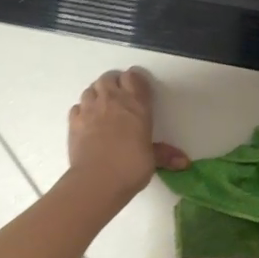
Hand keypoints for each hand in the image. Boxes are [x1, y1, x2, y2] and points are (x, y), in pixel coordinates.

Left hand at [65, 68, 188, 203]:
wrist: (97, 180)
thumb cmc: (130, 167)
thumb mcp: (152, 160)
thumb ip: (165, 155)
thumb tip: (184, 162)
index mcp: (135, 104)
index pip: (134, 77)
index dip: (135, 81)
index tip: (138, 90)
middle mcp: (111, 100)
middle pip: (109, 78)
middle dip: (114, 83)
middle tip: (120, 97)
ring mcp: (89, 108)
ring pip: (91, 88)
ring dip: (97, 94)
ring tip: (103, 107)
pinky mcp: (73, 121)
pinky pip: (77, 106)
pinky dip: (82, 110)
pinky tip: (87, 121)